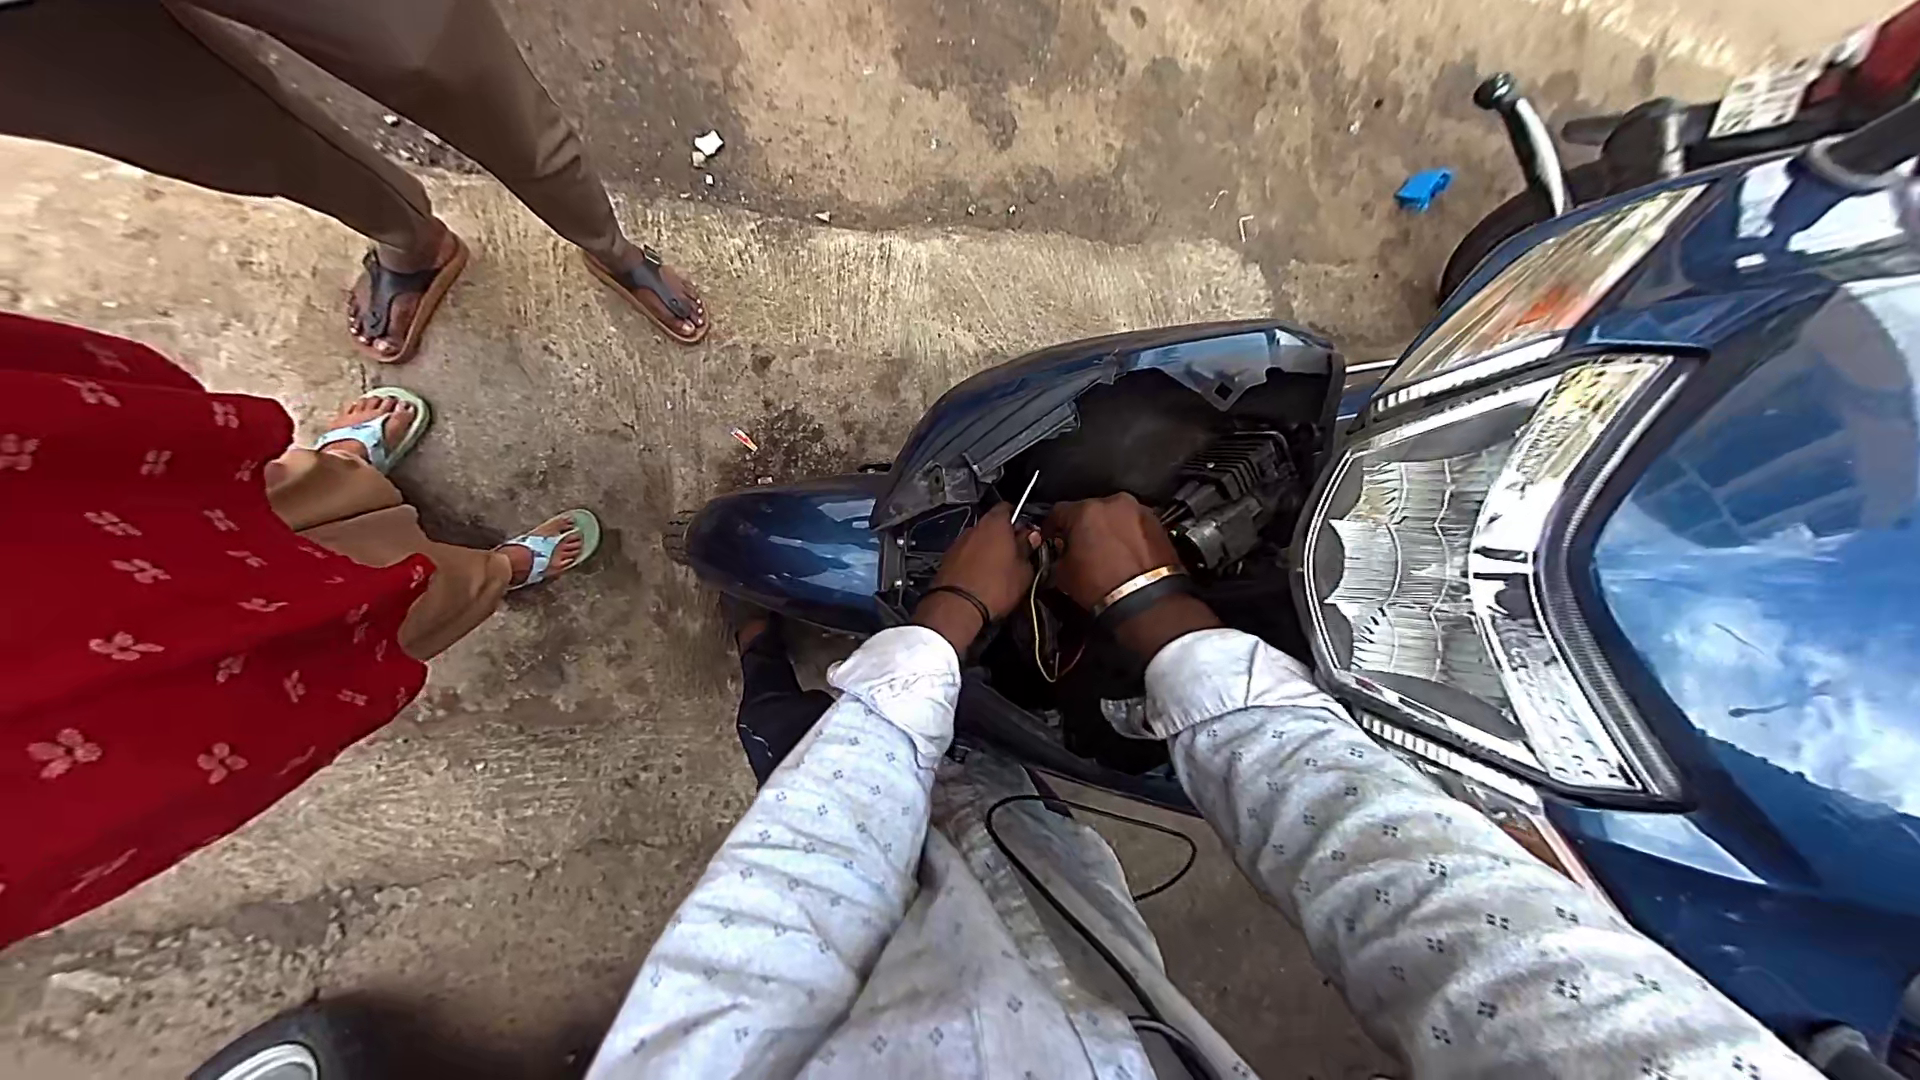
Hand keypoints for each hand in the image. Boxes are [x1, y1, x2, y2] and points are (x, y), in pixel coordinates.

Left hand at [913, 503, 1038, 651]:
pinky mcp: (946, 560)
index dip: (1019, 518)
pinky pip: (966, 555)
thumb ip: (1028, 549)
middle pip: (992, 525)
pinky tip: (981, 578)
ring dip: (988, 550)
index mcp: (995, 523)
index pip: (1007, 507)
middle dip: (1004, 537)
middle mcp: (974, 528)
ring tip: (998, 571)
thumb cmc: (995, 587)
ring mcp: (958, 543)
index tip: (1026, 533)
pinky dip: (973, 562)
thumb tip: (1030, 537)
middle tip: (1016, 555)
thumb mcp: (1024, 571)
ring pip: (978, 540)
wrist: (957, 608)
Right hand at [1044, 494, 1220, 661]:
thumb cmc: (1108, 586)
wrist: (1146, 601)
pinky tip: (1123, 556)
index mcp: (1085, 510)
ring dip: (1107, 530)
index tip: (1052, 537)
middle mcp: (1114, 504)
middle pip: (1089, 511)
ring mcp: (1139, 512)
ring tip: (1104, 554)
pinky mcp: (1157, 525)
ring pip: (1114, 516)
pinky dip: (1127, 537)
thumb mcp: (1064, 575)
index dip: (1051, 527)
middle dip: (1082, 527)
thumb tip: (1061, 558)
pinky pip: (1134, 526)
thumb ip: (1058, 558)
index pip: (1058, 512)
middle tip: (1078, 548)